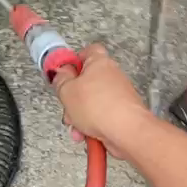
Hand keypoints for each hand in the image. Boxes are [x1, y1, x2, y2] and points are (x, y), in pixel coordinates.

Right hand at [53, 44, 155, 159]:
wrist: (126, 131)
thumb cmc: (101, 108)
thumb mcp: (67, 91)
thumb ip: (60, 80)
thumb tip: (60, 74)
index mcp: (99, 62)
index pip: (86, 52)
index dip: (73, 62)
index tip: (63, 74)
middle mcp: (111, 76)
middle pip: (85, 83)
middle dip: (73, 99)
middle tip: (68, 107)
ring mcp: (118, 95)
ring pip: (91, 103)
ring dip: (80, 117)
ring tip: (78, 127)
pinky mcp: (121, 112)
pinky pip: (101, 116)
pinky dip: (92, 126)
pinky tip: (88, 135)